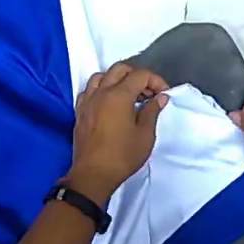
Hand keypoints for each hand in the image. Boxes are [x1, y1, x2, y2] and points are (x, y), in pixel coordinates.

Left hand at [64, 63, 169, 202]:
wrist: (93, 174)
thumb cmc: (122, 156)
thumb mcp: (145, 135)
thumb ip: (152, 111)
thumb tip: (160, 97)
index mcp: (118, 95)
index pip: (140, 75)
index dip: (156, 81)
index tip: (163, 94)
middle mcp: (101, 92)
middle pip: (120, 69)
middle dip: (137, 76)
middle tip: (148, 94)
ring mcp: (87, 100)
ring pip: (102, 76)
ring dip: (118, 80)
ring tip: (129, 96)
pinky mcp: (80, 111)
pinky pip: (89, 90)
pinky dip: (101, 89)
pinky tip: (109, 102)